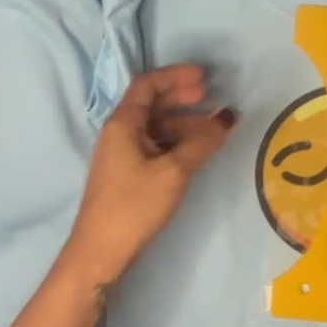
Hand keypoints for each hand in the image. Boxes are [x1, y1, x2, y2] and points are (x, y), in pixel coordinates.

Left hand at [64, 65, 234, 283]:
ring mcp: (120, 154)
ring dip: (182, 123)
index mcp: (122, 123)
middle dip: (181, 98)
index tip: (204, 78)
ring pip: (154, 127)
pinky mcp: (126, 174)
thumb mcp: (173, 171)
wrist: (101, 250)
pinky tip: (195, 152)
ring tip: (212, 129)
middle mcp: (118, 133)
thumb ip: (201, 142)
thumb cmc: (134, 205)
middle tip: (210, 98)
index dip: (175, 76)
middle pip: (151, 104)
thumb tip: (226, 118)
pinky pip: (153, 146)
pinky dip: (175, 143)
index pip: (147, 85)